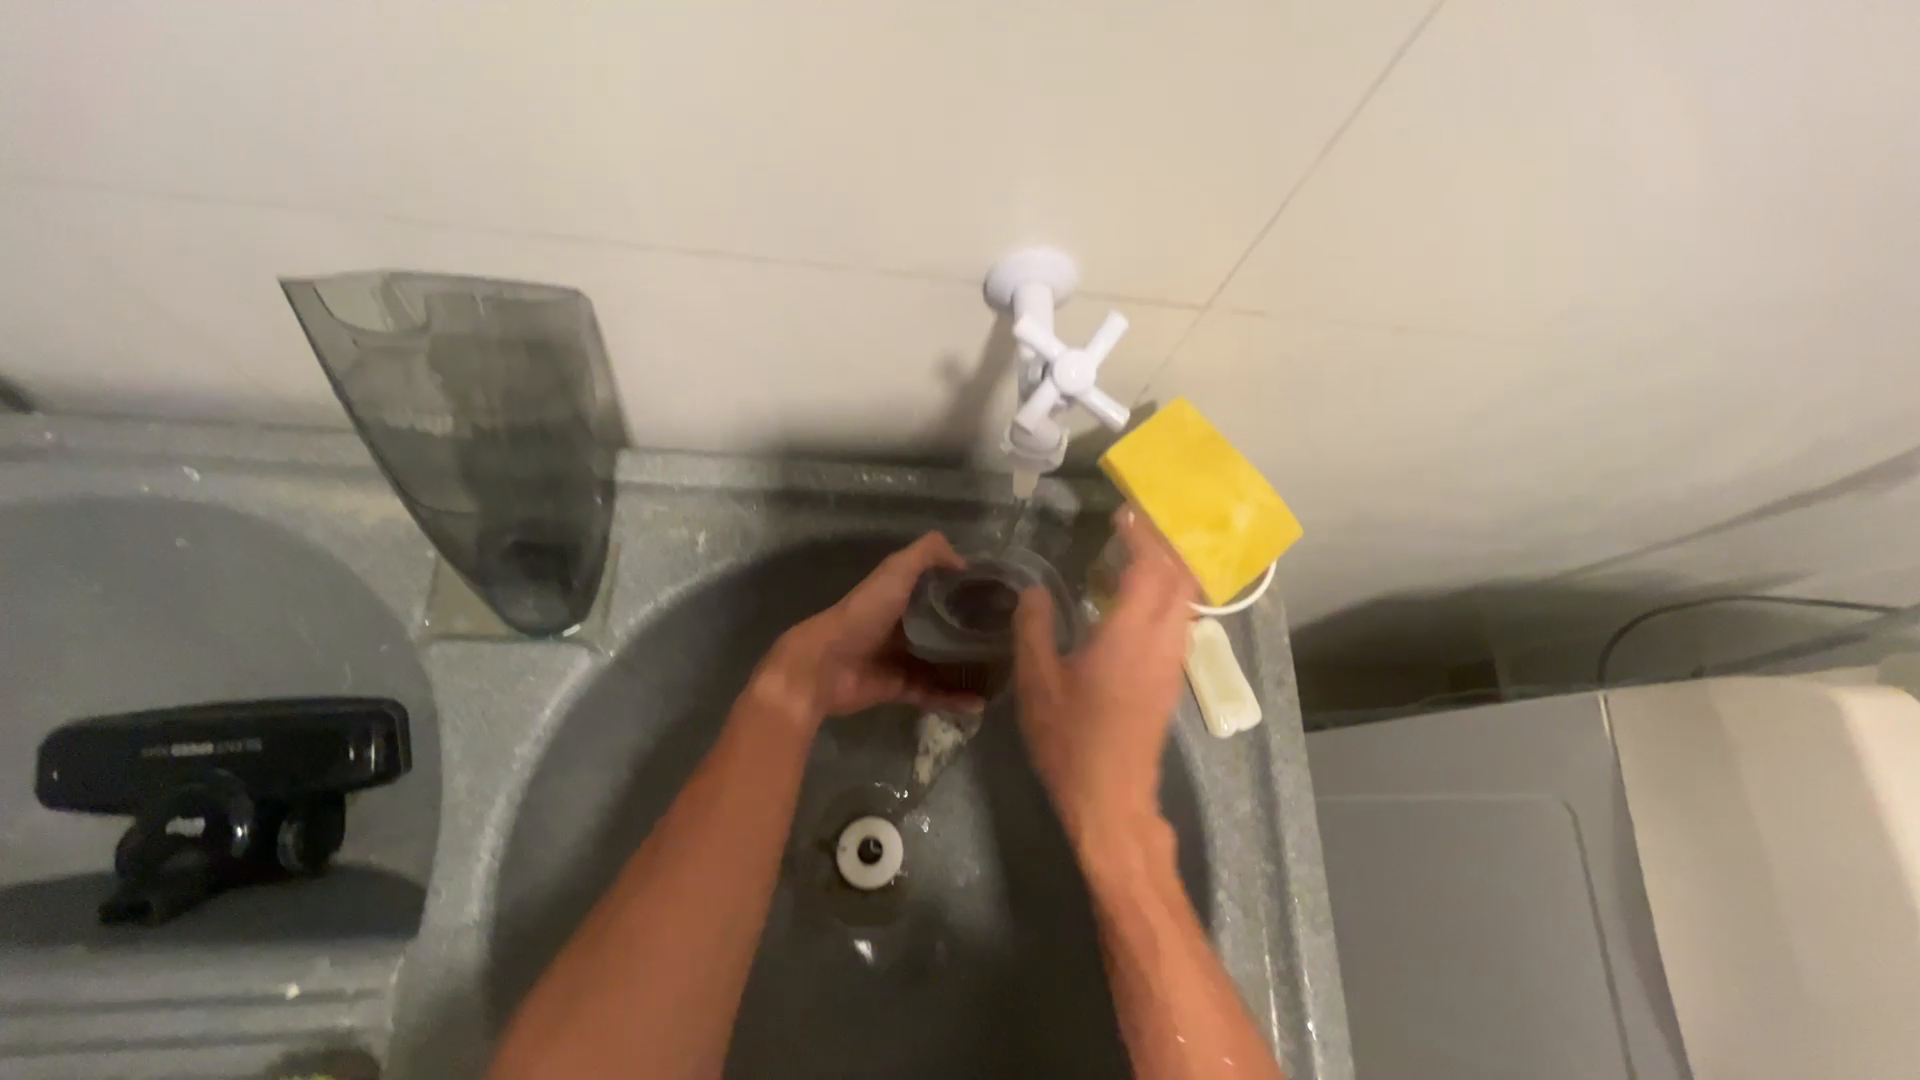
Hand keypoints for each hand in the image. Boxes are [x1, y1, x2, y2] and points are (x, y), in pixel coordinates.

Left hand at [753, 532, 983, 726]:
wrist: (824, 666)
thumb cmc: (862, 614)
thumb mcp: (896, 571)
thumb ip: (928, 554)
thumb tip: (965, 562)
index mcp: (903, 594)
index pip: (942, 590)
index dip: (968, 592)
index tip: (1001, 599)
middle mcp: (904, 625)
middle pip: (945, 628)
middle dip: (973, 634)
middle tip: (1009, 641)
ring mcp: (902, 658)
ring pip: (944, 664)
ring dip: (968, 670)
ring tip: (1002, 676)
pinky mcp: (899, 688)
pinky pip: (933, 693)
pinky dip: (954, 699)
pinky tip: (979, 703)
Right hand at [1014, 507, 1197, 844]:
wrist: (1111, 799)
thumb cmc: (1070, 740)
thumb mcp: (1038, 682)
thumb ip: (1034, 628)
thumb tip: (1034, 590)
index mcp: (1129, 634)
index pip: (1150, 567)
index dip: (1142, 535)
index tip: (1125, 514)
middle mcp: (1161, 641)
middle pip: (1180, 577)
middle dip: (1164, 545)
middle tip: (1134, 527)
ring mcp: (1171, 662)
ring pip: (1185, 600)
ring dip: (1168, 571)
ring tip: (1133, 558)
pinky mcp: (1170, 680)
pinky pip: (1179, 621)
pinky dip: (1166, 597)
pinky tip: (1133, 604)